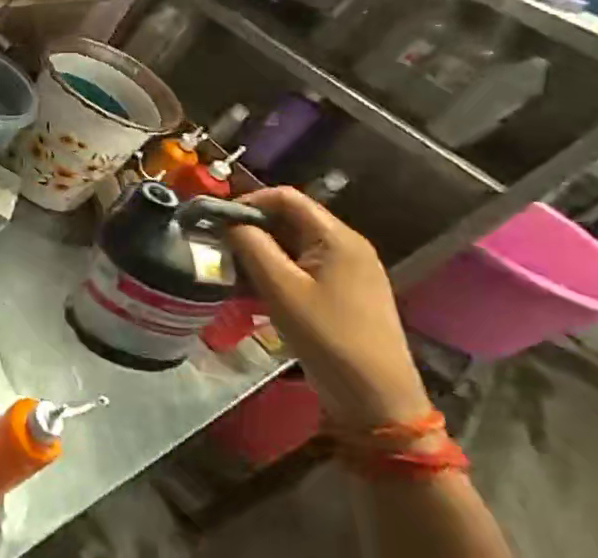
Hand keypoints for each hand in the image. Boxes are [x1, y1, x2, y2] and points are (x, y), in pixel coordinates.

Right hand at [224, 187, 431, 430]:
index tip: (220, 223)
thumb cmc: (328, 336)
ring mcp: (349, 270)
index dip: (249, 202)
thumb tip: (228, 221)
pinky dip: (278, 272)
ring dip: (262, 254)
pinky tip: (258, 294)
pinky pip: (304, 267)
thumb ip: (250, 245)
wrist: (377, 400)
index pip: (285, 197)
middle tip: (223, 250)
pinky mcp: (345, 292)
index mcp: (337, 237)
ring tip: (236, 275)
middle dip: (253, 230)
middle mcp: (347, 245)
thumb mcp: (280, 288)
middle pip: (290, 219)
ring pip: (294, 245)